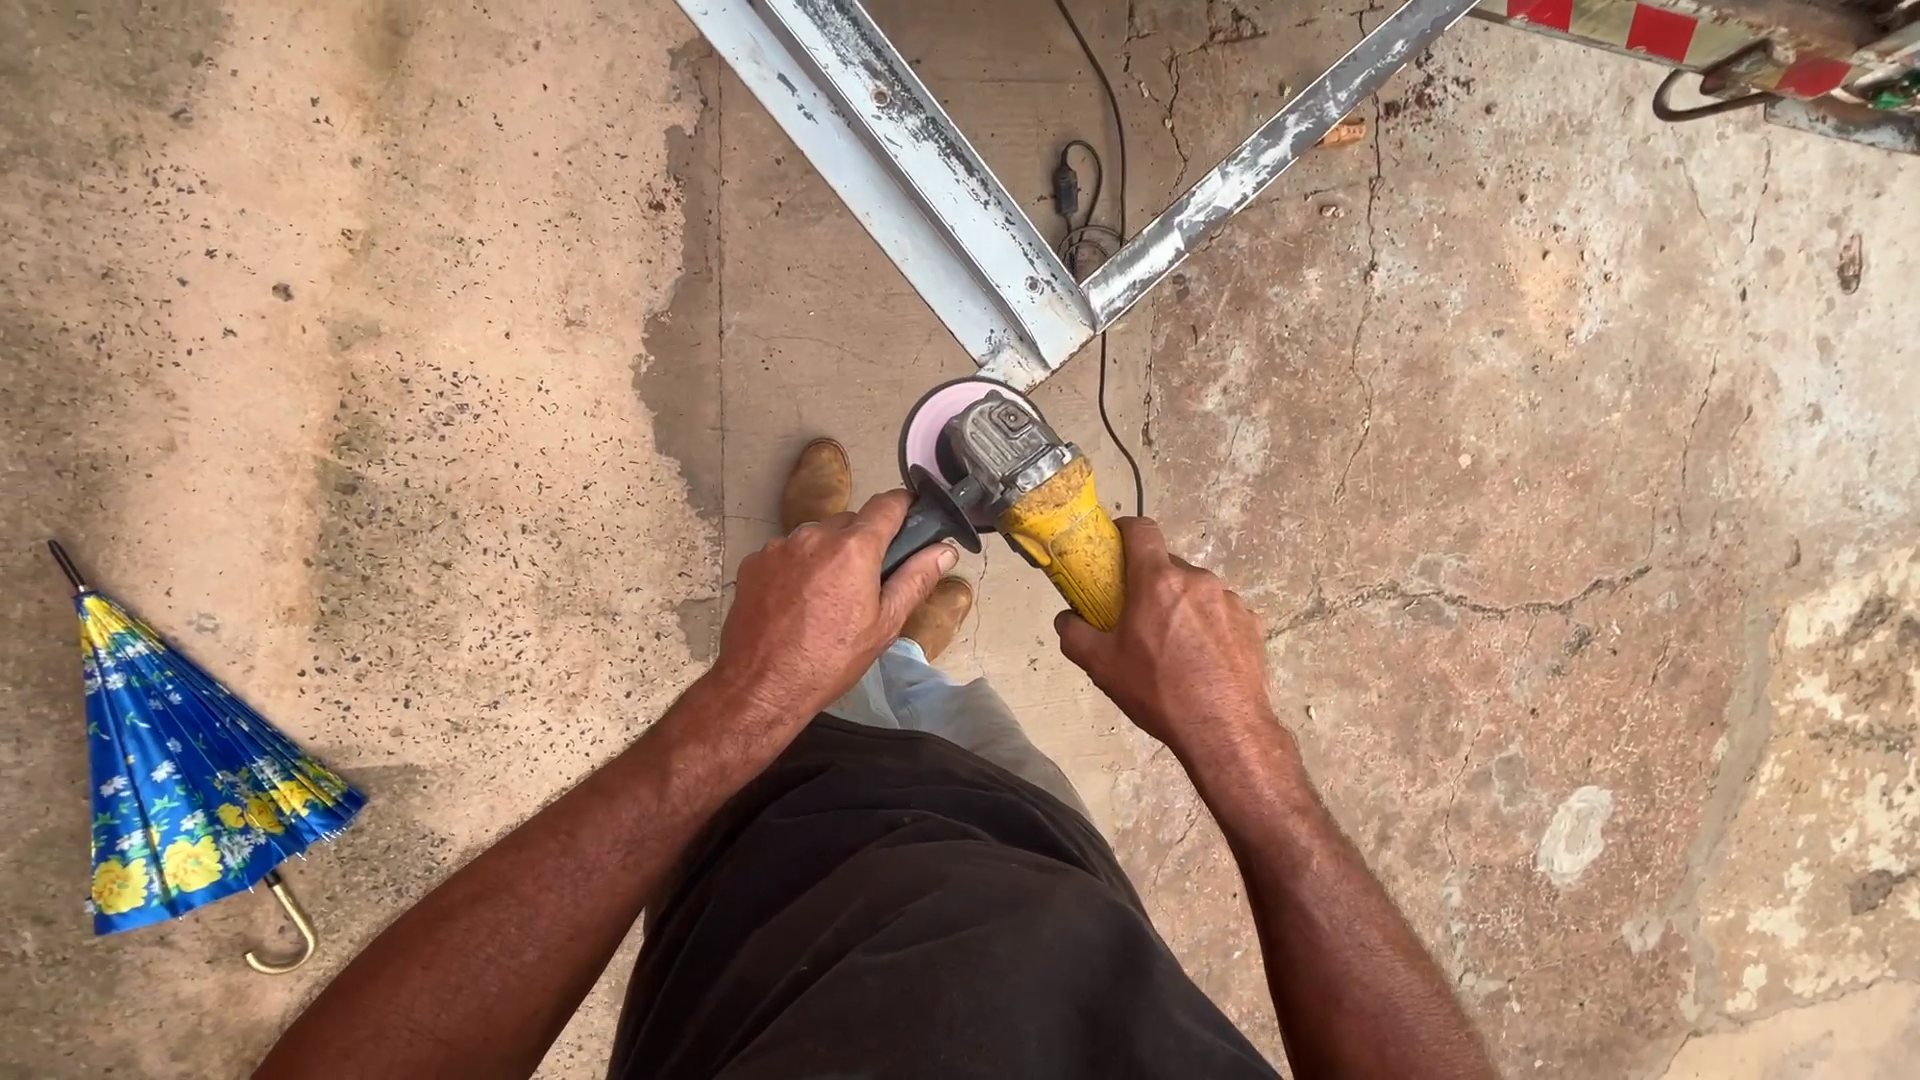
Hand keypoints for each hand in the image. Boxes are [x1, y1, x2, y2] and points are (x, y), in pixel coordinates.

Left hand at [712, 490, 956, 722]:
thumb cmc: (828, 660)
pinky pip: (787, 552)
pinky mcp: (755, 561)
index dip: (903, 506)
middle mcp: (815, 536)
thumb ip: (916, 579)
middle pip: (851, 522)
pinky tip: (798, 601)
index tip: (911, 516)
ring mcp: (780, 546)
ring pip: (817, 537)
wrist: (763, 684)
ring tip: (827, 597)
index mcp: (853, 548)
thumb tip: (943, 551)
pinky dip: (798, 567)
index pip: (887, 504)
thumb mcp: (884, 624)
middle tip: (866, 581)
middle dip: (863, 542)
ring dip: (828, 554)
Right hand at [1055, 517, 1279, 766]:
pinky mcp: (1252, 623)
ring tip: (1174, 645)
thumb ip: (1074, 634)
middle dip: (1150, 582)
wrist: (1223, 729)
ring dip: (1180, 605)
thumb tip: (1066, 620)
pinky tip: (1203, 659)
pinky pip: (1221, 612)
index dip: (1124, 531)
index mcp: (1158, 580)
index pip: (1141, 529)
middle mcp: (1197, 579)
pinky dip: (1208, 625)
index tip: (1115, 548)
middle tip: (1138, 616)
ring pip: (1195, 590)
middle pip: (1167, 565)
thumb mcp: (1101, 666)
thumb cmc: (1156, 691)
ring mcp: (1230, 600)